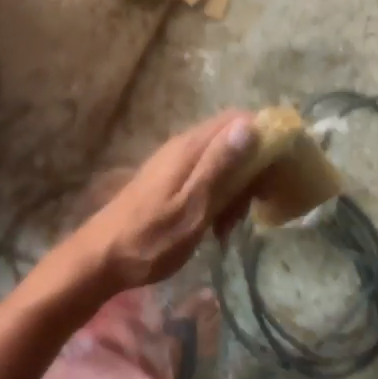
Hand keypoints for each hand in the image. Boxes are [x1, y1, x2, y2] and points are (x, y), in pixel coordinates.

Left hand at [65, 111, 256, 292]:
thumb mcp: (192, 207)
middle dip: (251, 171)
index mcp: (191, 147)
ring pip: (221, 161)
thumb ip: (220, 166)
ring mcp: (174, 162)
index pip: (238, 119)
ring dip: (235, 189)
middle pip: (232, 140)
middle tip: (249, 211)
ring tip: (229, 227)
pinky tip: (214, 227)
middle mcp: (184, 146)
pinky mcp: (169, 180)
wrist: (100, 259)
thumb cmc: (150, 238)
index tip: (277, 172)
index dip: (264, 137)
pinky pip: (206, 176)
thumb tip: (249, 125)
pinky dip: (218, 197)